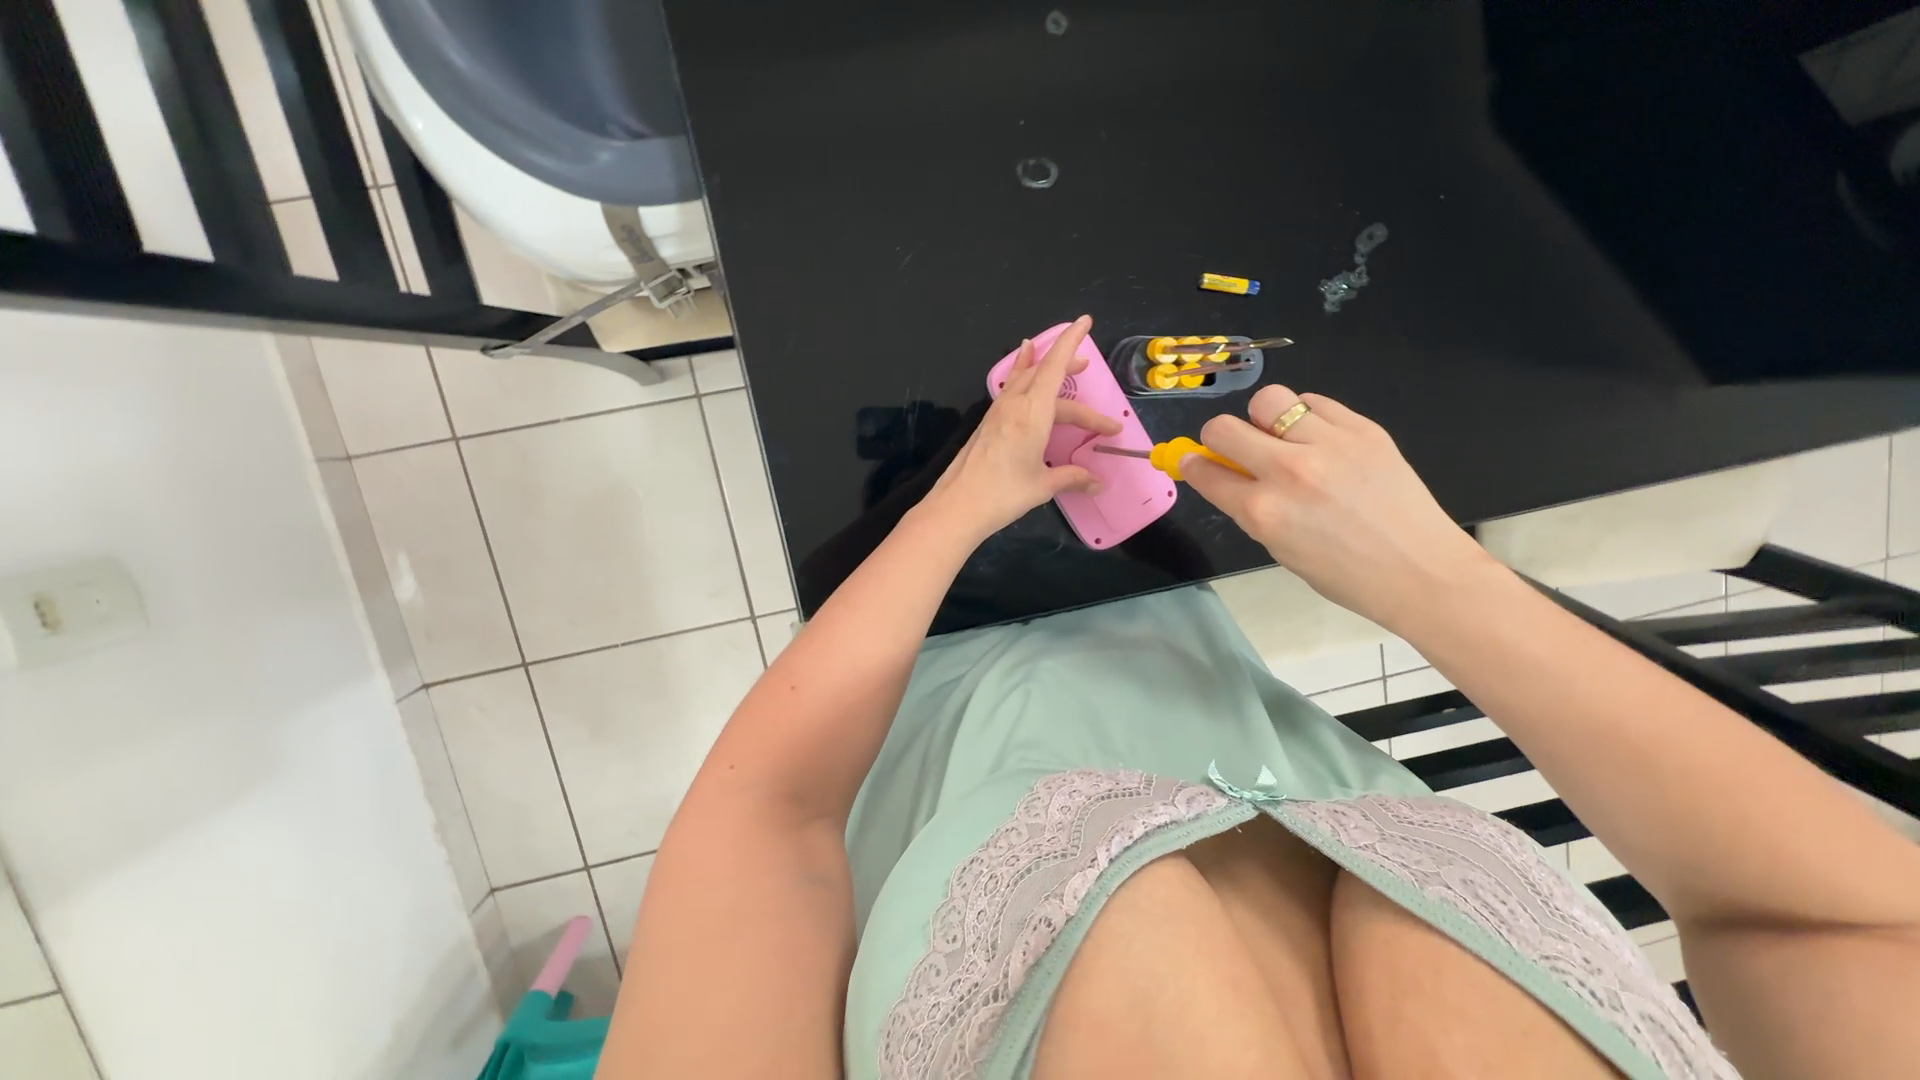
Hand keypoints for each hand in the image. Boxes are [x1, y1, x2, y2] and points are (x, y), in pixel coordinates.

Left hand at [922, 315, 1121, 544]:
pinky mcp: (988, 424)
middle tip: (1088, 369)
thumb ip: (1072, 478)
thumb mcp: (1043, 485)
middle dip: (1069, 369)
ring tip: (1061, 364)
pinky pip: (1011, 391)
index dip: (1071, 341)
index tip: (1085, 321)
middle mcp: (1014, 404)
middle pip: (1046, 376)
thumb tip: (1098, 484)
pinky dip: (1023, 378)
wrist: (958, 505)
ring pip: (1026, 379)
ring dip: (1045, 370)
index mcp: (1032, 412)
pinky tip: (1022, 379)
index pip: (1055, 366)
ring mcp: (998, 412)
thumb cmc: (1004, 493)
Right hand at [1181, 385, 1498, 631]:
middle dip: (1218, 437)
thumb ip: (1252, 510)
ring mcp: (1327, 444)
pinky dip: (1307, 415)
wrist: (1422, 571)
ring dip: (1263, 417)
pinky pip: (1315, 402)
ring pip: (1269, 400)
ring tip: (1282, 436)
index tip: (1197, 463)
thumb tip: (1229, 477)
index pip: (1206, 472)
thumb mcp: (1282, 551)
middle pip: (1223, 427)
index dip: (1194, 465)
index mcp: (1262, 512)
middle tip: (1236, 448)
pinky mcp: (1363, 429)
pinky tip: (1318, 437)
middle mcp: (1288, 471)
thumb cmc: (1346, 576)